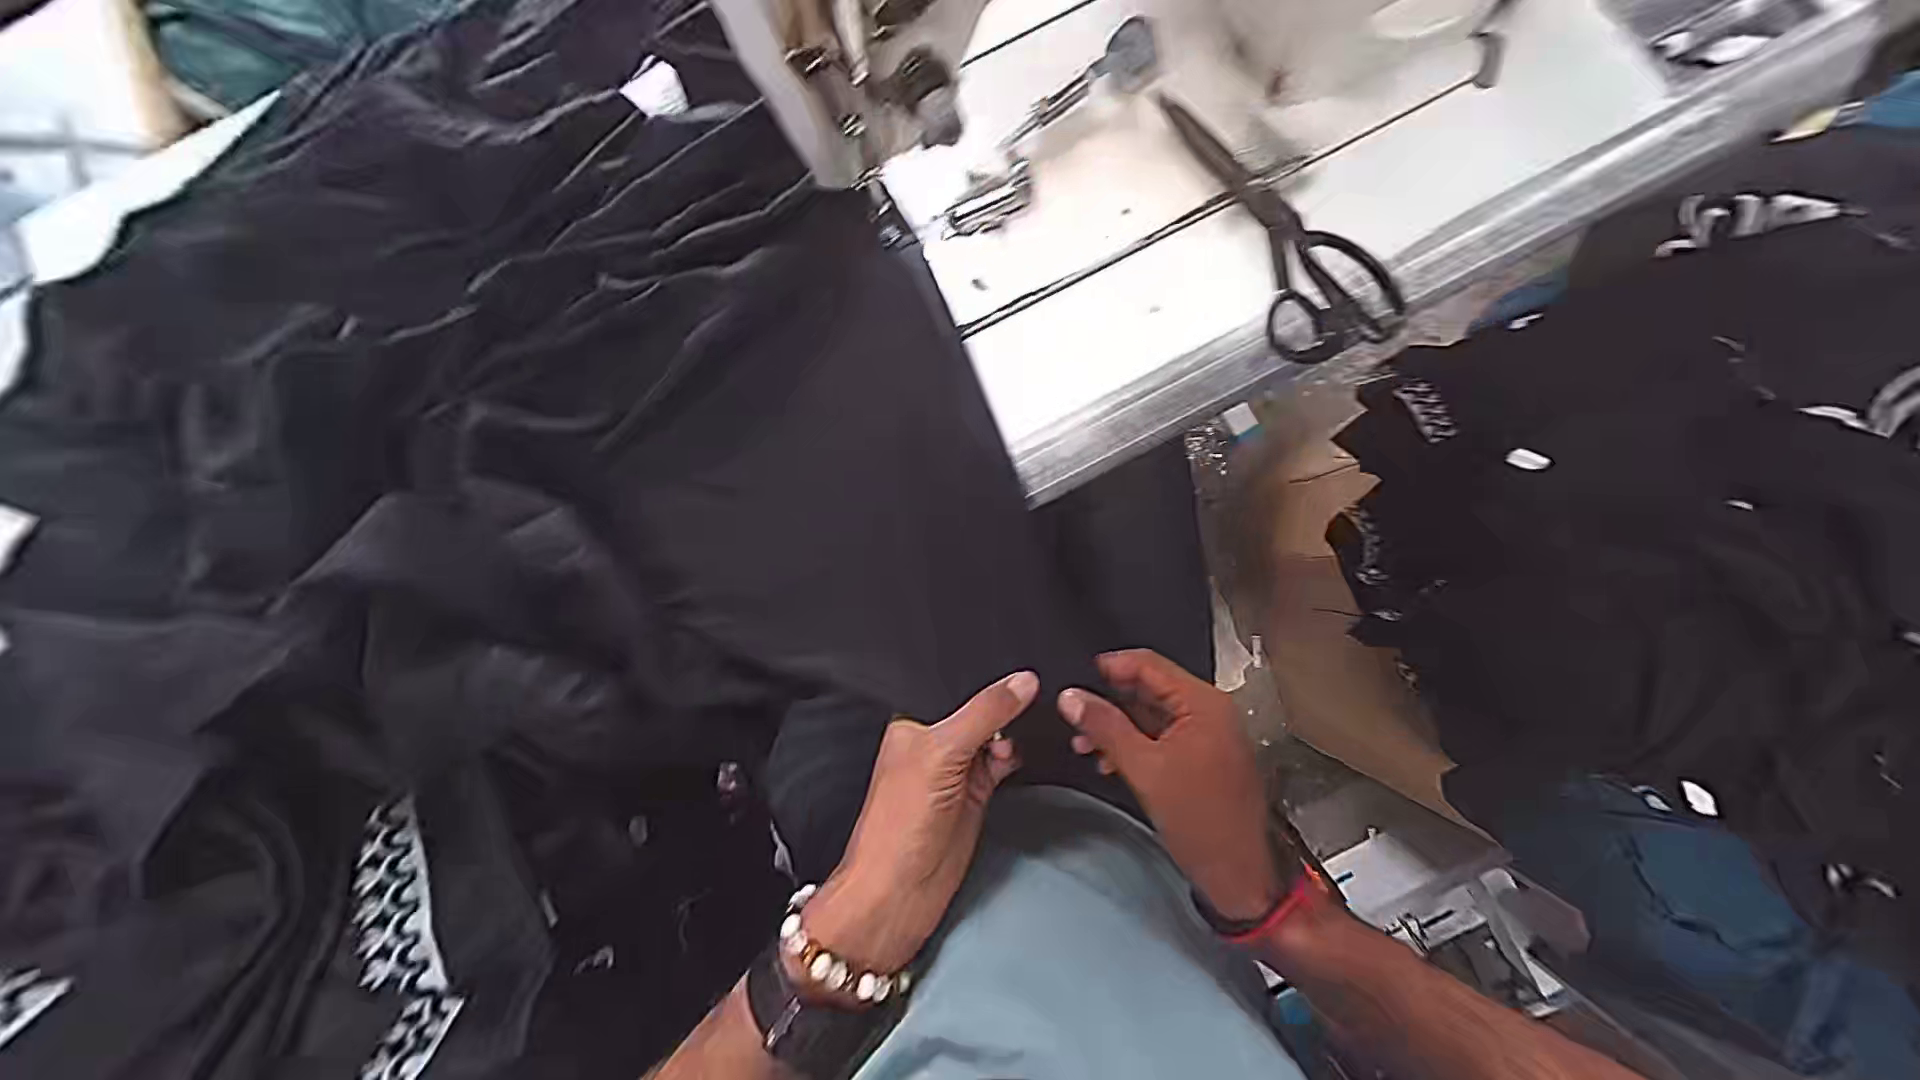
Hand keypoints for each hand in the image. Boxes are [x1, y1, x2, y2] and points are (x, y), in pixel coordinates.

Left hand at [800, 671, 1032, 981]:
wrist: (901, 892)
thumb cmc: (897, 824)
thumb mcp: (943, 752)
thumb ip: (985, 713)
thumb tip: (1022, 682)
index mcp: (912, 720)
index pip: (952, 683)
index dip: (981, 675)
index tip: (1014, 668)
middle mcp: (935, 739)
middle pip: (979, 708)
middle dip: (1002, 704)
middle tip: (1024, 701)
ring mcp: (957, 766)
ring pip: (995, 733)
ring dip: (1011, 731)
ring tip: (1011, 739)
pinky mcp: (976, 791)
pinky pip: (1003, 761)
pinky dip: (1015, 755)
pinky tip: (1018, 755)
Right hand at [1057, 650, 1285, 921]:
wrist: (1240, 878)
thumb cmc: (1198, 819)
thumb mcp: (1143, 769)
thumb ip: (1105, 726)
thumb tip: (1069, 696)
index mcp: (1202, 702)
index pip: (1147, 664)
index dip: (1107, 667)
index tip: (1071, 676)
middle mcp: (1207, 710)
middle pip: (1148, 687)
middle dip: (1107, 700)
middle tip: (1071, 713)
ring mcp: (1206, 734)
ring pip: (1150, 714)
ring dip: (1116, 725)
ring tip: (1082, 742)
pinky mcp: (1200, 757)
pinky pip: (1160, 736)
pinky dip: (1132, 743)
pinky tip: (1106, 760)